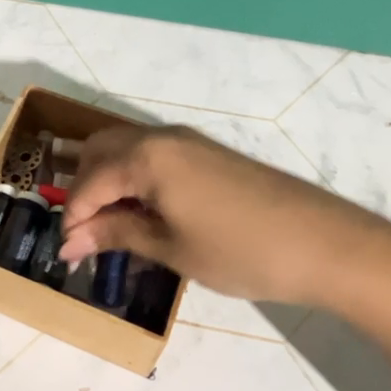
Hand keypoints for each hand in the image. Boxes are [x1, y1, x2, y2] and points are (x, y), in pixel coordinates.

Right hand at [57, 125, 390, 305]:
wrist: (325, 243)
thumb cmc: (240, 250)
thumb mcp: (172, 249)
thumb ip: (117, 235)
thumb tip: (71, 242)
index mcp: (146, 157)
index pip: (90, 182)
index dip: (73, 218)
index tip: (66, 253)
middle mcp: (162, 137)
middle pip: (101, 151)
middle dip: (84, 189)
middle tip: (83, 233)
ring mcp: (188, 142)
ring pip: (127, 149)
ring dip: (108, 180)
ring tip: (109, 225)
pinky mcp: (208, 153)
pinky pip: (153, 155)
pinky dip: (134, 178)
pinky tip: (143, 212)